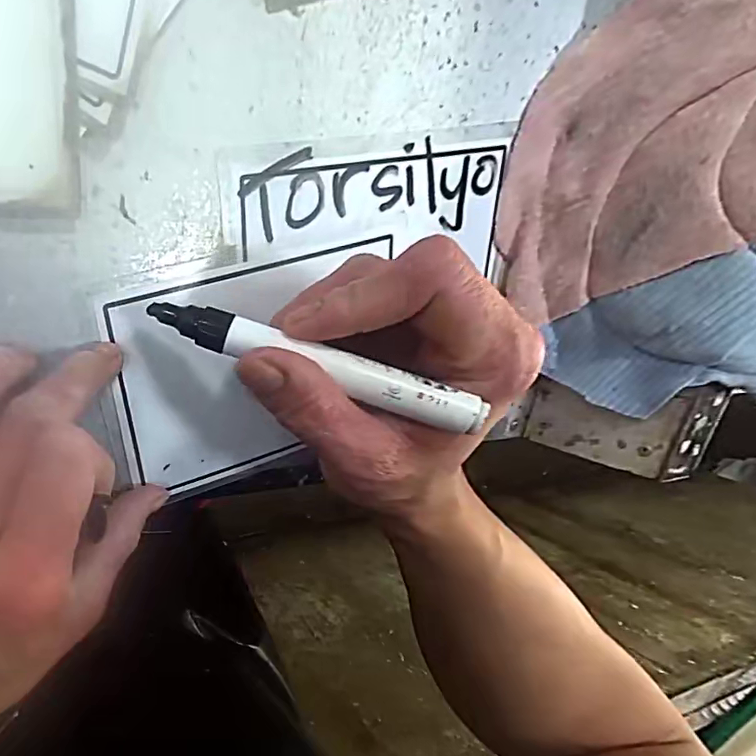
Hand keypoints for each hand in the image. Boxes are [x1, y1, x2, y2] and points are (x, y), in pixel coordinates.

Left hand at [0, 345, 166, 755]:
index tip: (95, 471)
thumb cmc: (8, 661)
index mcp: (24, 577)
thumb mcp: (82, 616)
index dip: (90, 448)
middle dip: (65, 379)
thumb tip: (153, 487)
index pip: (62, 463)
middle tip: (94, 358)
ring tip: (26, 356)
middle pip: (15, 426)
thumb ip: (119, 544)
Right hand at [234, 236, 542, 525]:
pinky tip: (319, 356)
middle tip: (286, 348)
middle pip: (402, 270)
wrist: (416, 485)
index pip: (434, 279)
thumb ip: (314, 412)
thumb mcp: (361, 461)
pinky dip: (326, 319)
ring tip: (304, 363)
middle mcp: (484, 319)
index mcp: (494, 354)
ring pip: (375, 274)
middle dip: (332, 306)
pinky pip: (363, 288)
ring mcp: (449, 309)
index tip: (299, 333)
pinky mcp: (415, 309)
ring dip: (324, 313)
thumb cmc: (407, 480)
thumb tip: (260, 363)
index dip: (359, 297)